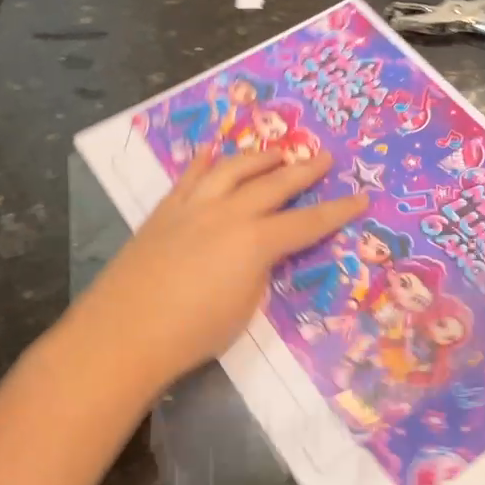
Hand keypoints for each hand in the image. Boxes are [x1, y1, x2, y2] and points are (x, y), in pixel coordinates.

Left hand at [61, 150, 368, 386]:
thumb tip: (258, 254)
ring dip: (258, 157)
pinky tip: (211, 151)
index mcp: (256, 242)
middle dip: (303, 170)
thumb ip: (258, 272)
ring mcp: (193, 208)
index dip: (337, 211)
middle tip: (323, 156)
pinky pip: (189, 178)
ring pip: (231, 169)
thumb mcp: (244, 308)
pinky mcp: (164, 212)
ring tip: (276, 151)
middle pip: (274, 185)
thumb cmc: (193, 333)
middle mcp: (228, 213)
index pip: (307, 223)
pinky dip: (204, 162)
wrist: (125, 332)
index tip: (360, 197)